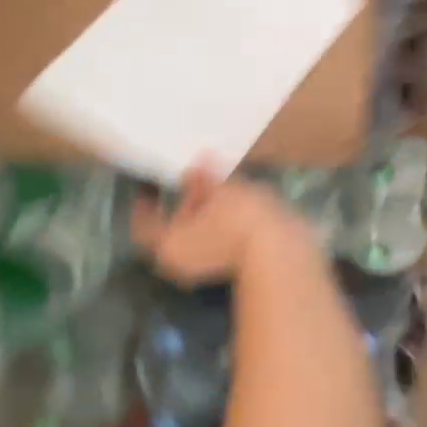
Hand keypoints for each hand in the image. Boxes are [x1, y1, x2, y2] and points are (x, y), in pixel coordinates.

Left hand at [132, 165, 320, 286]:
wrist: (282, 251)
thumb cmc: (241, 221)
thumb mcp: (222, 192)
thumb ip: (205, 177)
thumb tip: (197, 160)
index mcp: (166, 244)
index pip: (144, 223)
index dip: (145, 202)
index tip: (150, 185)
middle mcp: (179, 260)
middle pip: (173, 229)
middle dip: (185, 204)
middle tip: (195, 182)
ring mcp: (206, 266)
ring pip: (197, 235)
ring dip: (205, 214)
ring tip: (220, 191)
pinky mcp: (231, 265)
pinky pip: (217, 241)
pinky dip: (220, 225)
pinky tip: (236, 208)